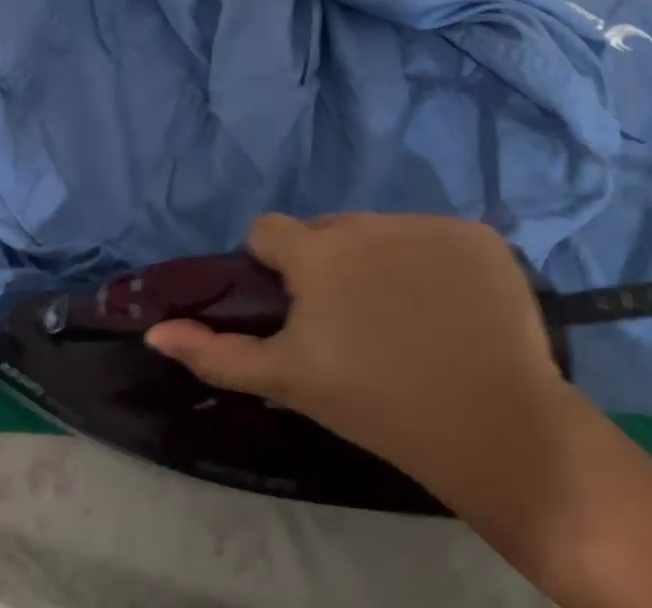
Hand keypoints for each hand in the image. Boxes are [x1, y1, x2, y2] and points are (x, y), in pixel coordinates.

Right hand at [144, 212, 564, 477]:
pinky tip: (450, 310)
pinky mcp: (479, 236)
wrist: (496, 428)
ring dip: (380, 260)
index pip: (270, 229)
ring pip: (382, 232)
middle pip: (328, 229)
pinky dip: (434, 264)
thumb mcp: (289, 381)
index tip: (295, 305)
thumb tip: (154, 331)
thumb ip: (216, 352)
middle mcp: (369, 222)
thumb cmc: (378, 405)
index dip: (274, 265)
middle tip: (352, 322)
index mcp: (317, 252)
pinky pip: (436, 238)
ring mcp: (429, 225)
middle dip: (329, 263)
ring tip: (404, 319)